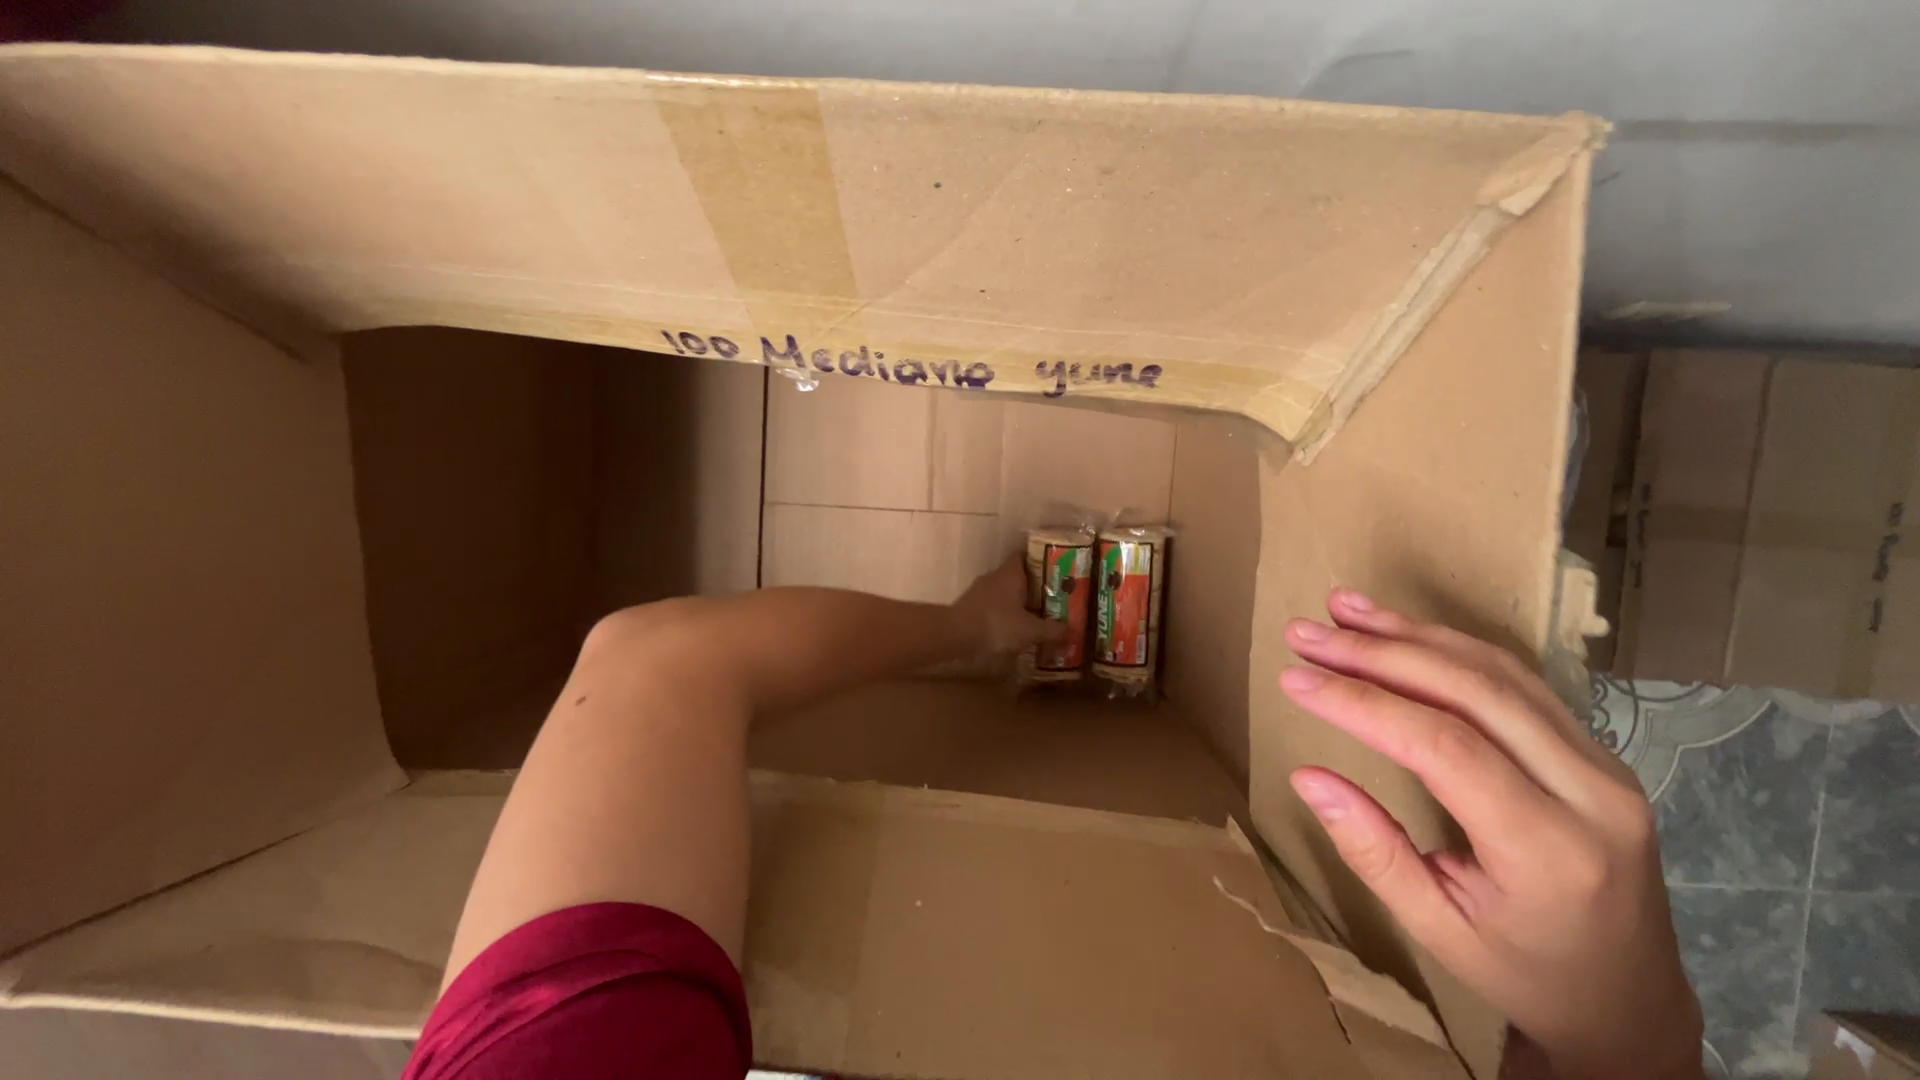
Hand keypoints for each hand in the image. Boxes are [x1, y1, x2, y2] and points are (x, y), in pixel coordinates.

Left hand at [952, 554, 1064, 654]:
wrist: (956, 635)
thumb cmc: (998, 624)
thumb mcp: (1031, 630)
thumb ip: (1051, 630)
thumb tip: (1071, 632)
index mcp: (1010, 573)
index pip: (1023, 556)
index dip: (1037, 561)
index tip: (1051, 571)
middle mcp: (993, 576)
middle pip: (1014, 575)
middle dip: (1030, 587)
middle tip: (1048, 599)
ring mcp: (978, 591)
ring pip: (1001, 591)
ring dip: (1014, 602)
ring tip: (1031, 616)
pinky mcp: (968, 606)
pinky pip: (990, 606)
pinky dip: (1000, 614)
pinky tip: (1009, 629)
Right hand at [1281, 588, 1701, 1079]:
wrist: (1633, 1002)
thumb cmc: (1526, 976)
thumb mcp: (1437, 929)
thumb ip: (1372, 850)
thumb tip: (1307, 776)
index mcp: (1550, 849)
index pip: (1443, 746)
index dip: (1362, 703)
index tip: (1295, 679)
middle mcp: (1590, 792)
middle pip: (1473, 691)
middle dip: (1377, 653)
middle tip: (1306, 633)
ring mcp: (1603, 764)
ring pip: (1498, 671)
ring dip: (1411, 634)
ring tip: (1341, 610)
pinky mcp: (1596, 750)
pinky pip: (1517, 682)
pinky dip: (1450, 647)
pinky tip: (1400, 632)